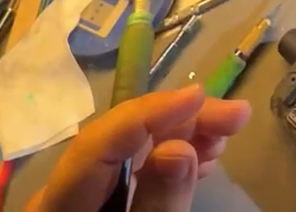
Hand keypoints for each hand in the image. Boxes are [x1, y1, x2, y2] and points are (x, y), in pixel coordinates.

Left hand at [27, 85, 251, 211]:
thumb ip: (157, 208)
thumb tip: (179, 145)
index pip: (96, 145)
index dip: (148, 114)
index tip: (199, 95)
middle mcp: (58, 201)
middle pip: (120, 140)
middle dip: (180, 121)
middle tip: (237, 116)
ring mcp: (79, 206)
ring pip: (132, 150)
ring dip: (183, 134)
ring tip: (228, 134)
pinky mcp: (99, 211)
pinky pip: (133, 172)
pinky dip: (173, 158)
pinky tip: (206, 156)